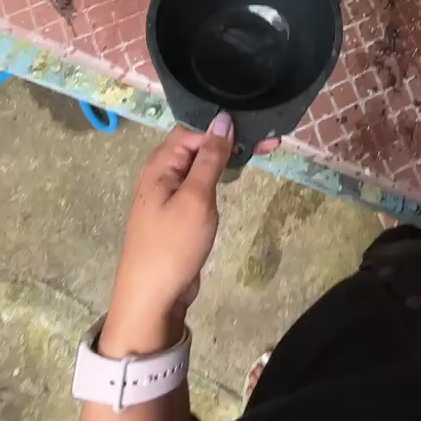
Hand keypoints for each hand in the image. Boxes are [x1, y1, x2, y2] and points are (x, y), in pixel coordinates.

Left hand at [101, 114, 276, 356]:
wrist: (152, 302)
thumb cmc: (172, 246)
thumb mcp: (196, 198)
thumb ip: (210, 157)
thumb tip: (223, 118)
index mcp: (160, 163)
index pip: (195, 128)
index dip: (224, 125)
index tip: (257, 127)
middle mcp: (162, 172)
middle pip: (199, 143)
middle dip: (232, 139)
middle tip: (269, 142)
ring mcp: (170, 192)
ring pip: (203, 163)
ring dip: (229, 156)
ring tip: (262, 151)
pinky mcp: (179, 210)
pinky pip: (202, 183)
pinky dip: (221, 176)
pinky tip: (239, 173)